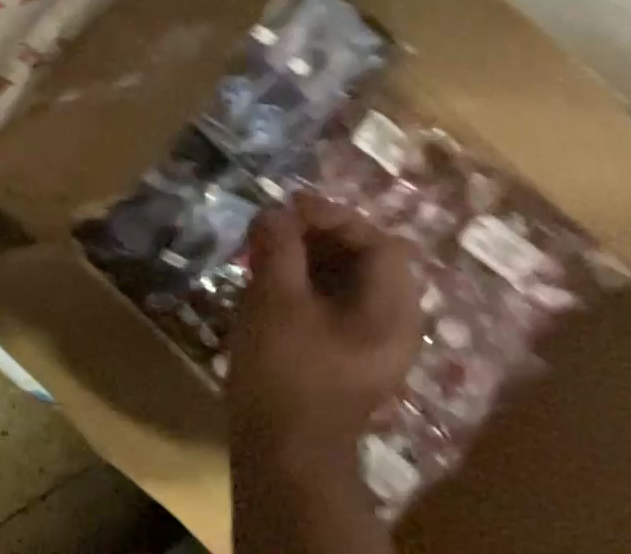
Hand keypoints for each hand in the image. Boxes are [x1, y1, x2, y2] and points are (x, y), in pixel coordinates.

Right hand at [229, 194, 423, 461]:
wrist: (284, 445)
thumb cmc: (285, 366)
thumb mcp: (276, 299)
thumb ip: (279, 248)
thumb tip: (276, 210)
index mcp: (392, 312)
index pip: (380, 244)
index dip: (335, 217)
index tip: (285, 207)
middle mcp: (392, 325)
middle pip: (367, 261)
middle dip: (317, 235)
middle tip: (267, 224)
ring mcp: (368, 343)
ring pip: (345, 282)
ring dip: (306, 257)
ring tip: (259, 247)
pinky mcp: (340, 354)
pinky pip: (330, 303)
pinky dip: (301, 282)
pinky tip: (264, 280)